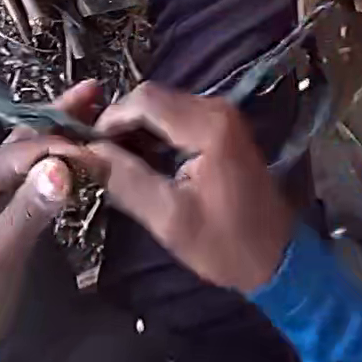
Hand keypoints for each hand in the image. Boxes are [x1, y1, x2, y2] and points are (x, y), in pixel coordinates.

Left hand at [0, 81, 100, 361]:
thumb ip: (28, 210)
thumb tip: (64, 165)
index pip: (12, 154)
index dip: (53, 147)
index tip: (93, 149)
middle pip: (18, 144)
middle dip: (55, 119)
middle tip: (92, 91)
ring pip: (25, 157)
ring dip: (57, 135)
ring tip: (90, 109)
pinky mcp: (1, 213)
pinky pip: (29, 180)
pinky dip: (53, 164)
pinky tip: (74, 153)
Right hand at [88, 82, 295, 292]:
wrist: (282, 263)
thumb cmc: (227, 245)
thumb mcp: (169, 218)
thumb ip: (123, 178)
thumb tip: (80, 152)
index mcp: (208, 125)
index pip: (142, 101)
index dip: (110, 119)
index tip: (90, 147)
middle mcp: (215, 107)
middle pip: (149, 97)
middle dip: (120, 123)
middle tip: (101, 155)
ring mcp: (219, 113)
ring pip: (158, 104)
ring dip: (133, 127)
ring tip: (116, 159)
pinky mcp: (218, 124)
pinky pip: (172, 114)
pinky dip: (151, 130)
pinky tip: (141, 157)